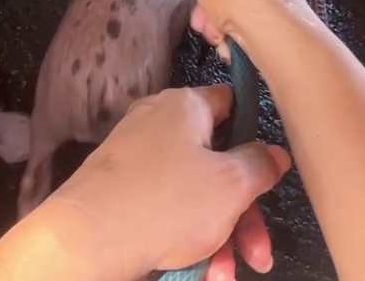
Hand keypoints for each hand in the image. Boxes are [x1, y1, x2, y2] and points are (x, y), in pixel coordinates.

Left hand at [36, 85, 290, 280]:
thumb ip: (258, 165)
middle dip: (243, 213)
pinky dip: (188, 238)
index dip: (253, 130)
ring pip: (195, 192)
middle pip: (217, 161)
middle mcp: (159, 122)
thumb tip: (273, 150)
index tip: (272, 165)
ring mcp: (139, 154)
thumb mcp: (230, 184)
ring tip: (224, 276)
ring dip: (219, 236)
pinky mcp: (124, 186)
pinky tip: (202, 274)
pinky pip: (168, 207)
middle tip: (259, 255)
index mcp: (184, 106)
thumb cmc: (169, 199)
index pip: (228, 102)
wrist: (91, 233)